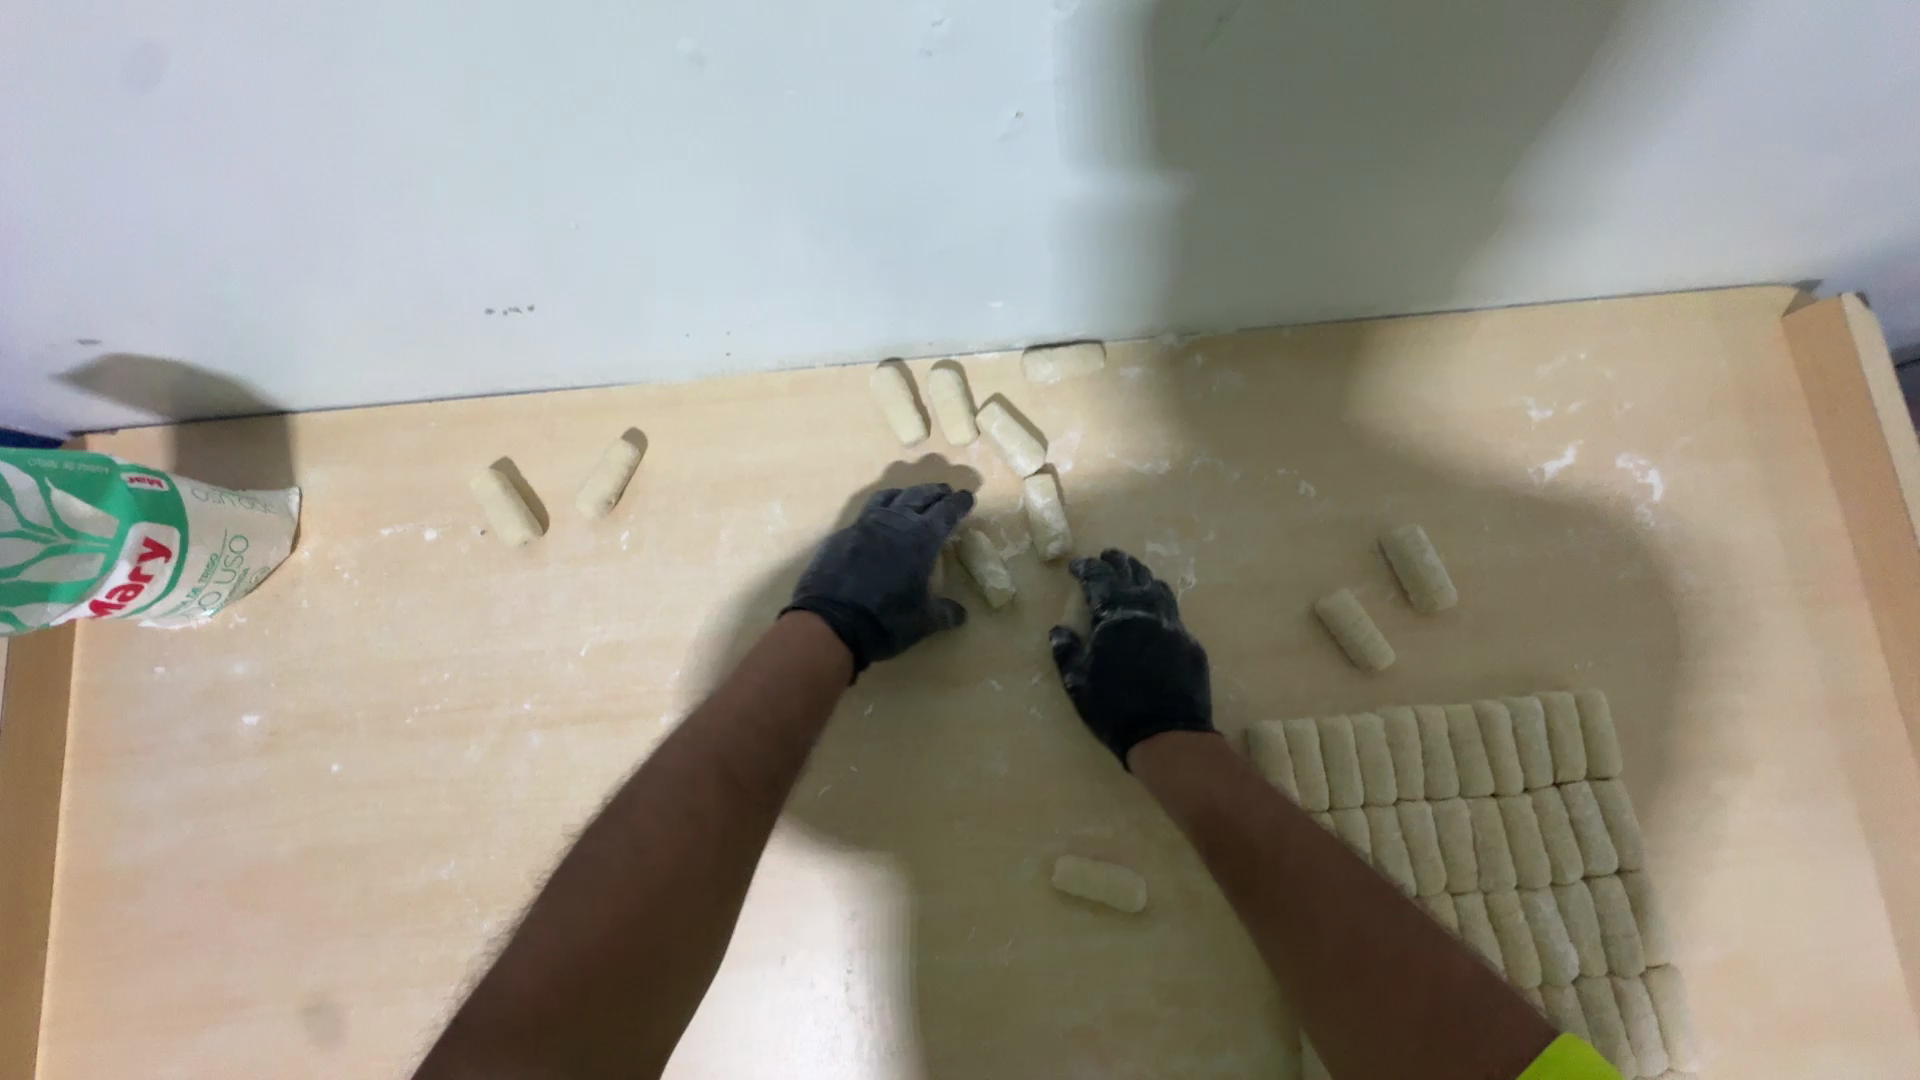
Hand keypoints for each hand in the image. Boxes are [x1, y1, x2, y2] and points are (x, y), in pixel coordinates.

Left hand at [784, 483, 975, 674]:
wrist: (832, 622)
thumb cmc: (887, 620)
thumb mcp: (924, 621)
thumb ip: (945, 613)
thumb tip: (961, 614)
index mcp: (921, 539)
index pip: (946, 512)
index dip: (959, 503)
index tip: (967, 496)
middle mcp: (896, 522)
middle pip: (919, 496)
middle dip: (935, 492)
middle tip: (944, 491)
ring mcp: (866, 525)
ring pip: (890, 496)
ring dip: (906, 493)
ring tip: (913, 495)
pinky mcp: (843, 534)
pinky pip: (867, 512)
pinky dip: (880, 509)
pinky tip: (880, 519)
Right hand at [1050, 549, 1214, 765]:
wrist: (1168, 734)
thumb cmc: (1114, 709)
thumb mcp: (1077, 683)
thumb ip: (1066, 651)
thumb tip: (1059, 629)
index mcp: (1114, 618)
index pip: (1098, 580)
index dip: (1086, 569)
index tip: (1077, 564)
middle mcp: (1145, 612)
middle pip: (1130, 575)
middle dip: (1116, 562)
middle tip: (1106, 556)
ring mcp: (1171, 625)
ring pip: (1156, 587)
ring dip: (1141, 576)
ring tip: (1132, 572)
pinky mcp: (1189, 642)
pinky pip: (1171, 610)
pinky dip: (1158, 599)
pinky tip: (1155, 605)